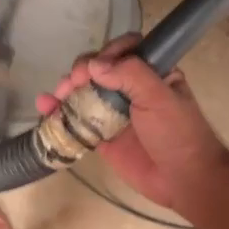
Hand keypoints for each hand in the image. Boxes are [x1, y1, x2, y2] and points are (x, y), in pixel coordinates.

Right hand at [35, 34, 228, 208]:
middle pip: (100, 68)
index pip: (126, 49)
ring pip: (85, 91)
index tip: (96, 66)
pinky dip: (59, 112)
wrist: (183, 179)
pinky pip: (78, 120)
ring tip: (55, 96)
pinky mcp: (103, 136)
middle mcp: (133, 88)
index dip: (108, 52)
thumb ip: (130, 74)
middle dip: (82, 71)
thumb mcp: (160, 96)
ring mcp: (116, 111)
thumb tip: (93, 65)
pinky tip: (45, 108)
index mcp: (154, 72)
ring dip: (66, 88)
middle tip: (73, 83)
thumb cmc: (177, 132)